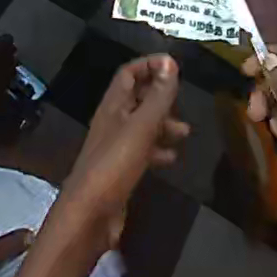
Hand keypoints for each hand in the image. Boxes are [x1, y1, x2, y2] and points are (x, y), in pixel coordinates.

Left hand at [58, 55, 187, 242]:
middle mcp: (112, 121)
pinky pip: (142, 151)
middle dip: (160, 96)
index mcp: (112, 106)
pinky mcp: (120, 170)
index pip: (128, 74)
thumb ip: (157, 97)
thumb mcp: (141, 128)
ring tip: (186, 133)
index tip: (175, 66)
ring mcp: (115, 146)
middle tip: (185, 102)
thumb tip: (170, 61)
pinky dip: (158, 149)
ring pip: (142, 125)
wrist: (90, 215)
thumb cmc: (114, 165)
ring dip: (163, 124)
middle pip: (136, 98)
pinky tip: (172, 158)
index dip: (149, 65)